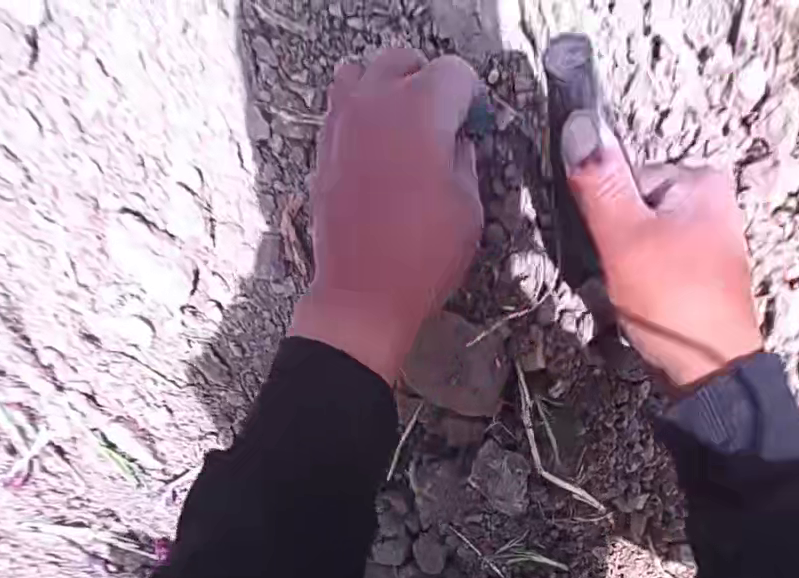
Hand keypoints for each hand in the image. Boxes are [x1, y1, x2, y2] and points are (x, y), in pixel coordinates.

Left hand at [289, 49, 483, 383]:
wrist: (365, 294)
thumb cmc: (423, 257)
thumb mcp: (469, 211)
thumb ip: (466, 162)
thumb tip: (458, 143)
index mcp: (421, 110)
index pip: (455, 74)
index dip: (472, 102)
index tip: (475, 129)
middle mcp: (376, 101)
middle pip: (406, 61)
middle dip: (430, 86)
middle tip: (445, 128)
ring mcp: (343, 121)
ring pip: (365, 74)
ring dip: (390, 93)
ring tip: (406, 134)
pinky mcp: (324, 148)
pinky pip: (343, 107)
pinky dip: (364, 117)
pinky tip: (379, 153)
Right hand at [560, 111, 762, 391]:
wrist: (709, 368)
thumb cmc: (670, 299)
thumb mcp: (625, 237)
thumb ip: (601, 183)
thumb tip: (579, 123)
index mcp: (702, 181)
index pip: (629, 182)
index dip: (608, 220)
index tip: (609, 253)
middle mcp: (716, 205)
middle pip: (638, 215)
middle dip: (619, 249)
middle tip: (622, 282)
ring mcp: (714, 246)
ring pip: (647, 247)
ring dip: (629, 273)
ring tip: (634, 300)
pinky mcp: (708, 280)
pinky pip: (662, 272)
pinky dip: (647, 288)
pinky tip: (647, 309)